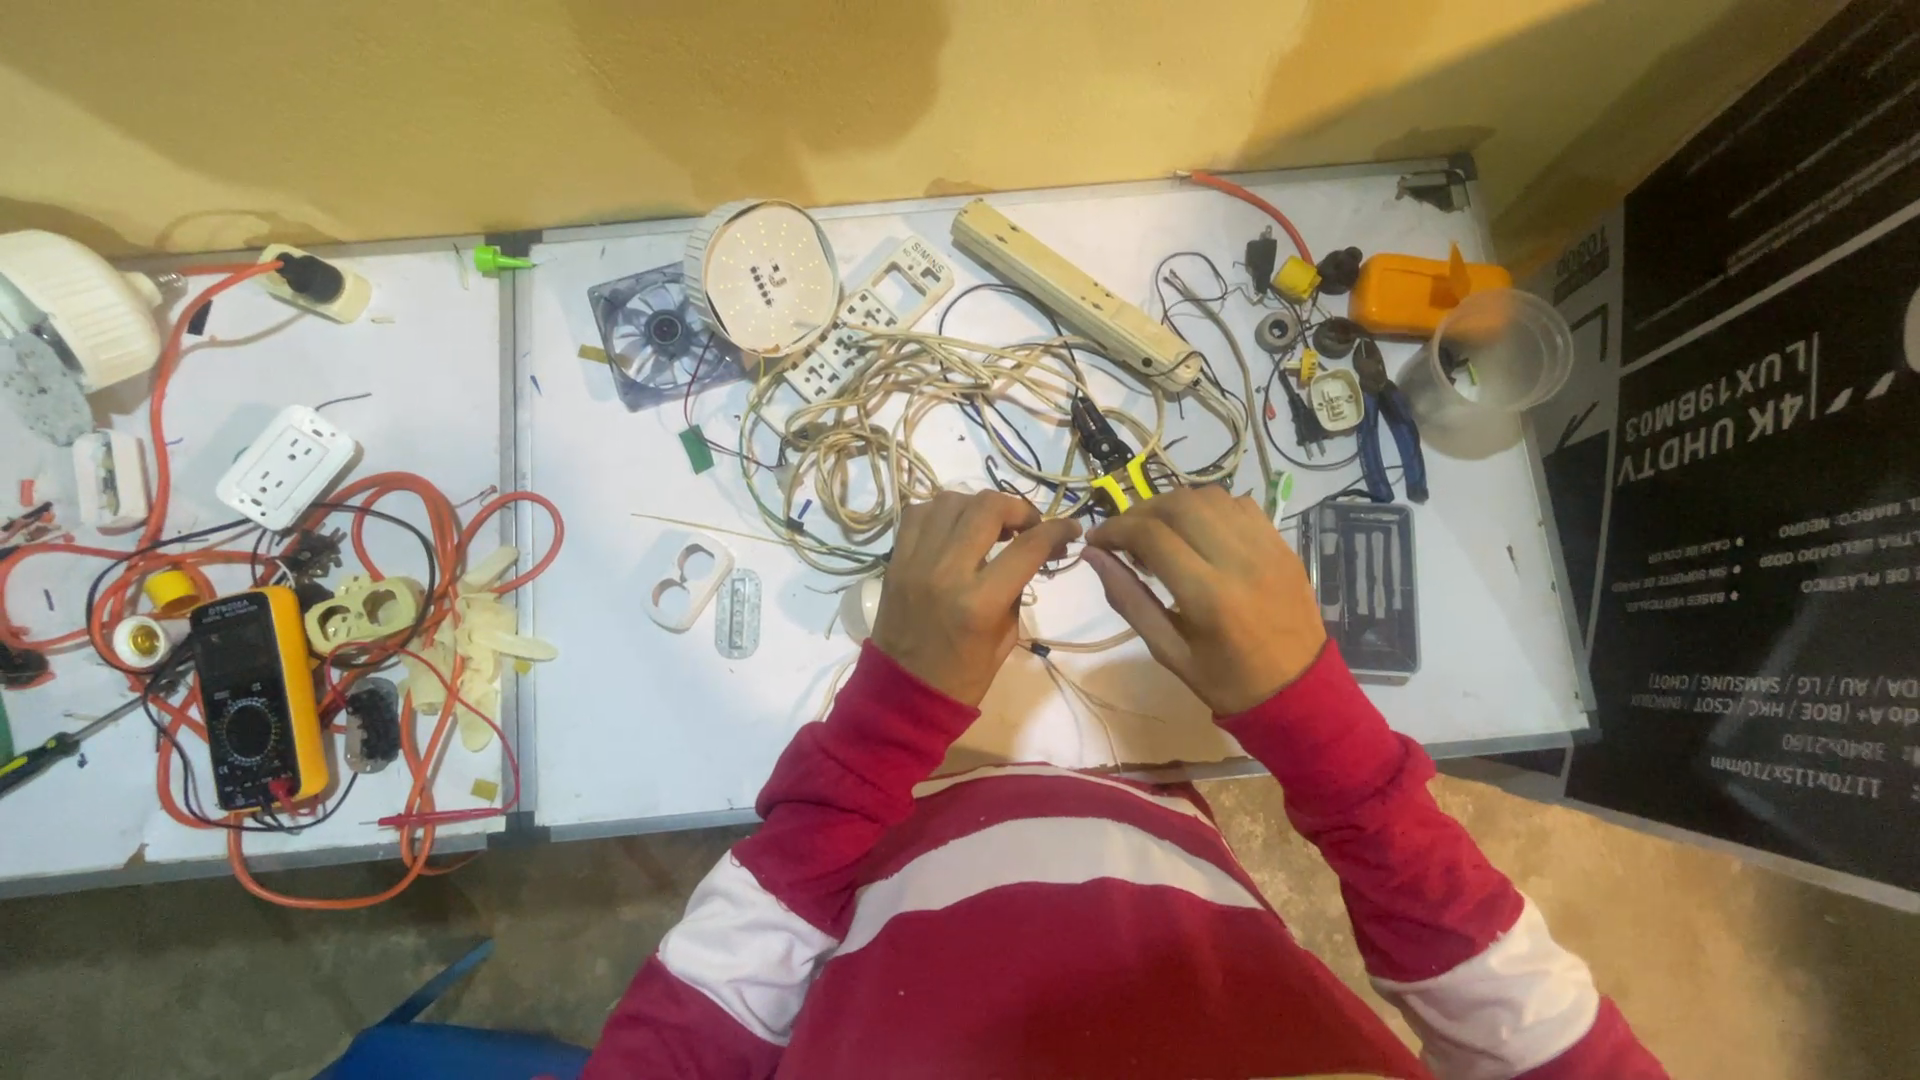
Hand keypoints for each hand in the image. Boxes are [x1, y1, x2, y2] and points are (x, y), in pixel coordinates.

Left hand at [870, 491, 1081, 705]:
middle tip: (1027, 526)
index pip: (1028, 547)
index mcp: (979, 602)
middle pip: (987, 508)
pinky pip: (918, 513)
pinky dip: (942, 511)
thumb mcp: (1005, 639)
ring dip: (978, 506)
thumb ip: (1016, 591)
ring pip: (951, 501)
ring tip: (990, 525)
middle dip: (1018, 509)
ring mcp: (915, 562)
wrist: (901, 693)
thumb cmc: (961, 677)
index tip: (1070, 529)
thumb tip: (1028, 554)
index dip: (1057, 530)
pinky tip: (955, 527)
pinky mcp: (895, 561)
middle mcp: (946, 572)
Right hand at [1084, 486, 1325, 713]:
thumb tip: (1093, 554)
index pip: (1151, 535)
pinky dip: (1209, 508)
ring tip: (1159, 531)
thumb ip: (1128, 599)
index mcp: (1208, 596)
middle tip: (1125, 535)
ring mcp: (1266, 548)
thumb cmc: (1226, 681)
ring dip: (1173, 505)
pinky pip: (1240, 505)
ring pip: (1210, 497)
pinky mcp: (1282, 545)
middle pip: (1179, 505)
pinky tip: (1198, 532)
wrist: (1299, 692)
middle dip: (1140, 512)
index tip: (1096, 540)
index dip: (1115, 529)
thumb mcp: (1168, 651)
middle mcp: (1239, 561)